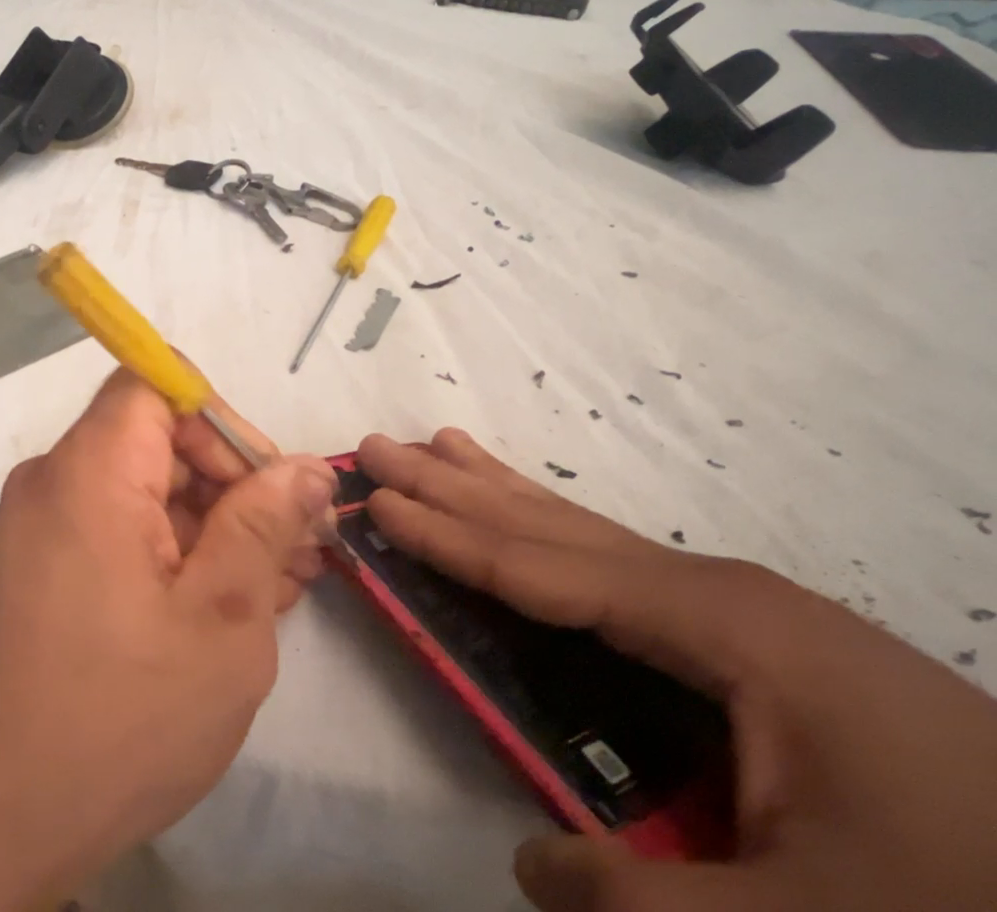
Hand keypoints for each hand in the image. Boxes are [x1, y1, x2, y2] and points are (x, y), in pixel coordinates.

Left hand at [0, 371, 336, 910]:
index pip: (154, 387)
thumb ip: (263, 525)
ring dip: (214, 529)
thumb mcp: (222, 617)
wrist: (11, 813)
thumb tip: (302, 466)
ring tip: (285, 586)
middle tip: (300, 550)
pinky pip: (117, 536)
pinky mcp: (42, 575)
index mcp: (87, 474)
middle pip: (153, 442)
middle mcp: (52, 486)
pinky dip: (174, 557)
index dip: (221, 423)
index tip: (270, 490)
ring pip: (143, 495)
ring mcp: (41, 533)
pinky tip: (232, 606)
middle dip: (233, 487)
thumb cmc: (125, 715)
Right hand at [359, 429, 996, 911]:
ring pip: (590, 534)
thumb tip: (529, 867)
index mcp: (721, 629)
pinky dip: (557, 534)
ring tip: (437, 450)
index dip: (448, 538)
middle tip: (376, 447)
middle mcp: (725, 593)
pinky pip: (625, 567)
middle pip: (555, 527)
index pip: (544, 571)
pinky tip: (537, 527)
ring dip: (501, 495)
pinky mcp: (760, 635)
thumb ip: (632, 899)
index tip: (374, 500)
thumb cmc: (946, 895)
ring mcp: (749, 609)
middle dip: (457, 488)